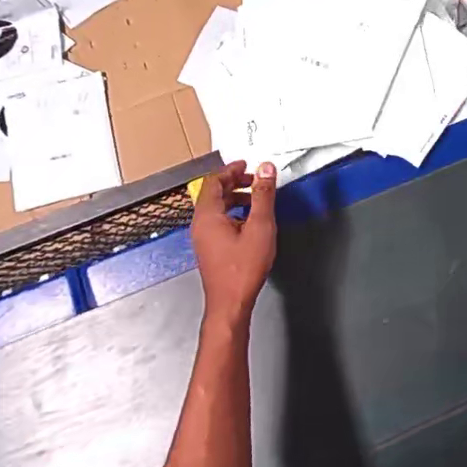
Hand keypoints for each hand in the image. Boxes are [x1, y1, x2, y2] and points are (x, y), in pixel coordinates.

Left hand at [192, 160, 276, 321]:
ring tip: (255, 199)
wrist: (230, 301)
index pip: (214, 181)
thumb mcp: (260, 227)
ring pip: (216, 208)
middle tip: (254, 179)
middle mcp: (201, 224)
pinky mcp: (209, 248)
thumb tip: (265, 170)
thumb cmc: (243, 269)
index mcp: (208, 215)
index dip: (231, 170)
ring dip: (235, 198)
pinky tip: (249, 221)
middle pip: (213, 193)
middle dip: (234, 183)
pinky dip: (233, 213)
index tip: (246, 165)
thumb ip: (263, 195)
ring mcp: (203, 237)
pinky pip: (218, 221)